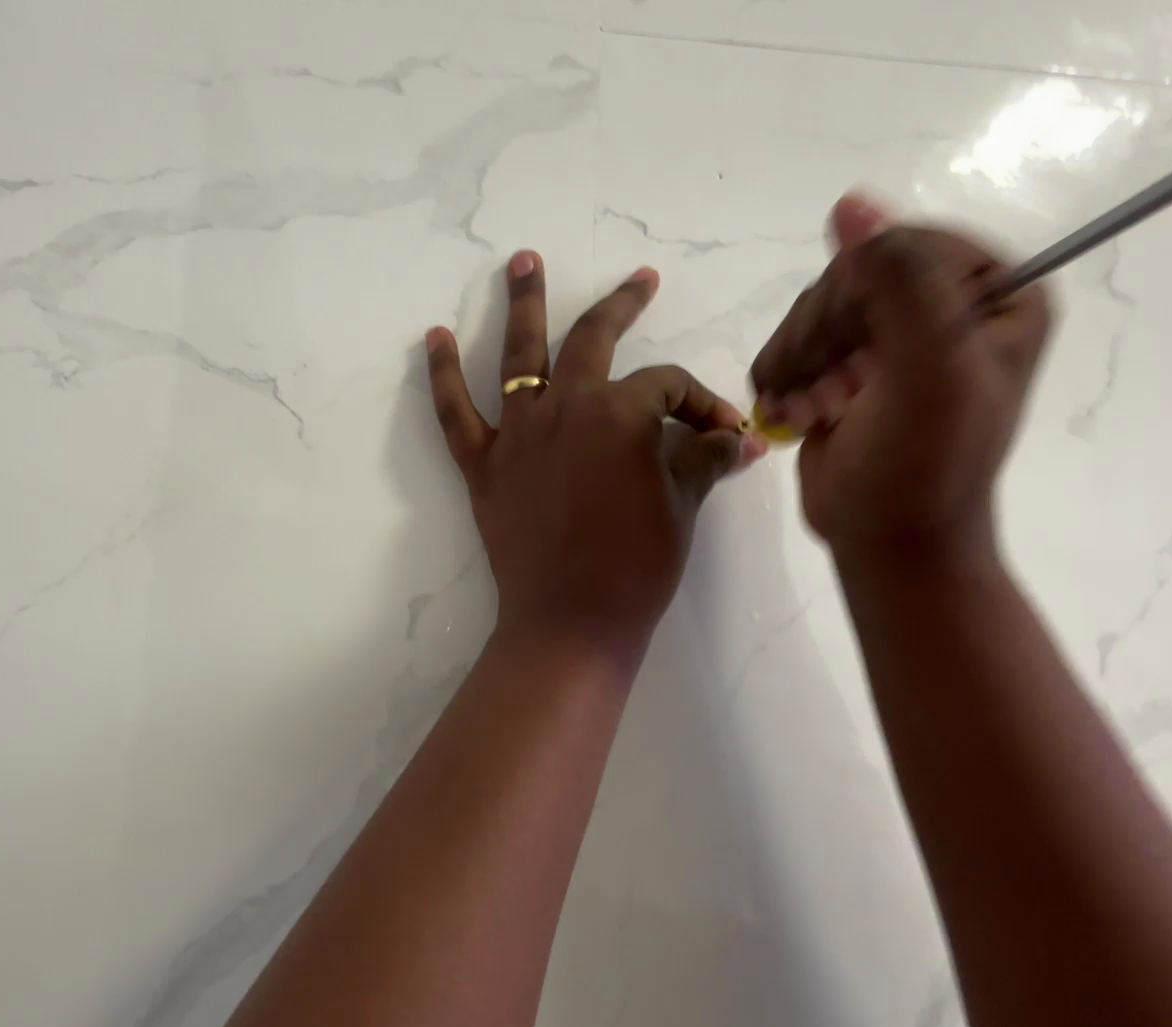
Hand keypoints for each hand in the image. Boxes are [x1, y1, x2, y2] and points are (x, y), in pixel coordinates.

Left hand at [427, 251, 763, 661]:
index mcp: (620, 413)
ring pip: (519, 355)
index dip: (701, 403)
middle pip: (593, 339)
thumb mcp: (682, 506)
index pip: (667, 386)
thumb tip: (737, 440)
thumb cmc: (637, 566)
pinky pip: (455, 413)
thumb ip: (703, 460)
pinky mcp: (483, 465)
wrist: (572, 620)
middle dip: (620, 304)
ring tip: (521, 261)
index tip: (721, 432)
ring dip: (522, 304)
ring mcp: (518, 433)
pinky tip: (434, 338)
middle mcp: (565, 407)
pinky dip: (442, 374)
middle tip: (638, 281)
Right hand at [749, 195, 1053, 559]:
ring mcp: (895, 337)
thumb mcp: (927, 373)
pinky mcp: (850, 368)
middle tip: (828, 393)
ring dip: (797, 363)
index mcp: (996, 295)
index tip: (854, 353)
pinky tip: (793, 414)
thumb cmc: (921, 466)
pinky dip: (783, 378)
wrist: (888, 542)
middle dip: (823, 337)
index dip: (862, 291)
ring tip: (807, 412)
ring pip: (816, 309)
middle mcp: (948, 307)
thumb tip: (849, 203)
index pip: (905, 244)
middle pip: (853, 276)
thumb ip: (899, 284)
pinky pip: (798, 341)